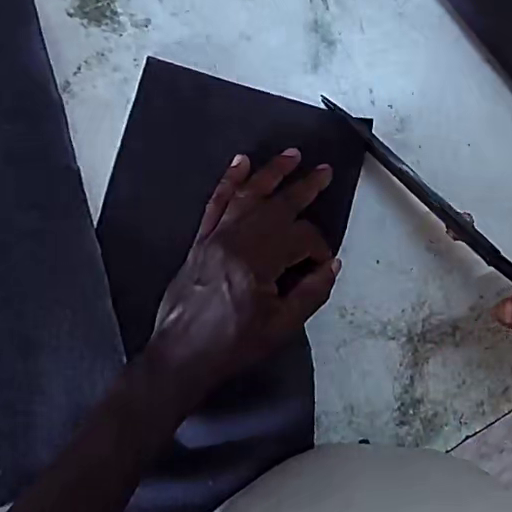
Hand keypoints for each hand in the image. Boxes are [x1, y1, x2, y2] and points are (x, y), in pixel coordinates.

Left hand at [142, 150, 340, 402]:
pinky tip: (240, 163)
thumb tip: (331, 266)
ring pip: (249, 195)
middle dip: (304, 187)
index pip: (301, 238)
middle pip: (278, 206)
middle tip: (323, 172)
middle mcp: (236, 241)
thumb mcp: (280, 328)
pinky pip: (216, 202)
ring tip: (291, 155)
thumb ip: (311, 294)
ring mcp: (216, 237)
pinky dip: (229, 180)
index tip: (322, 265)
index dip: (319, 249)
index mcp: (258, 263)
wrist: (181, 355)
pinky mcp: (201, 240)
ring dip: (272, 172)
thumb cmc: (231, 345)